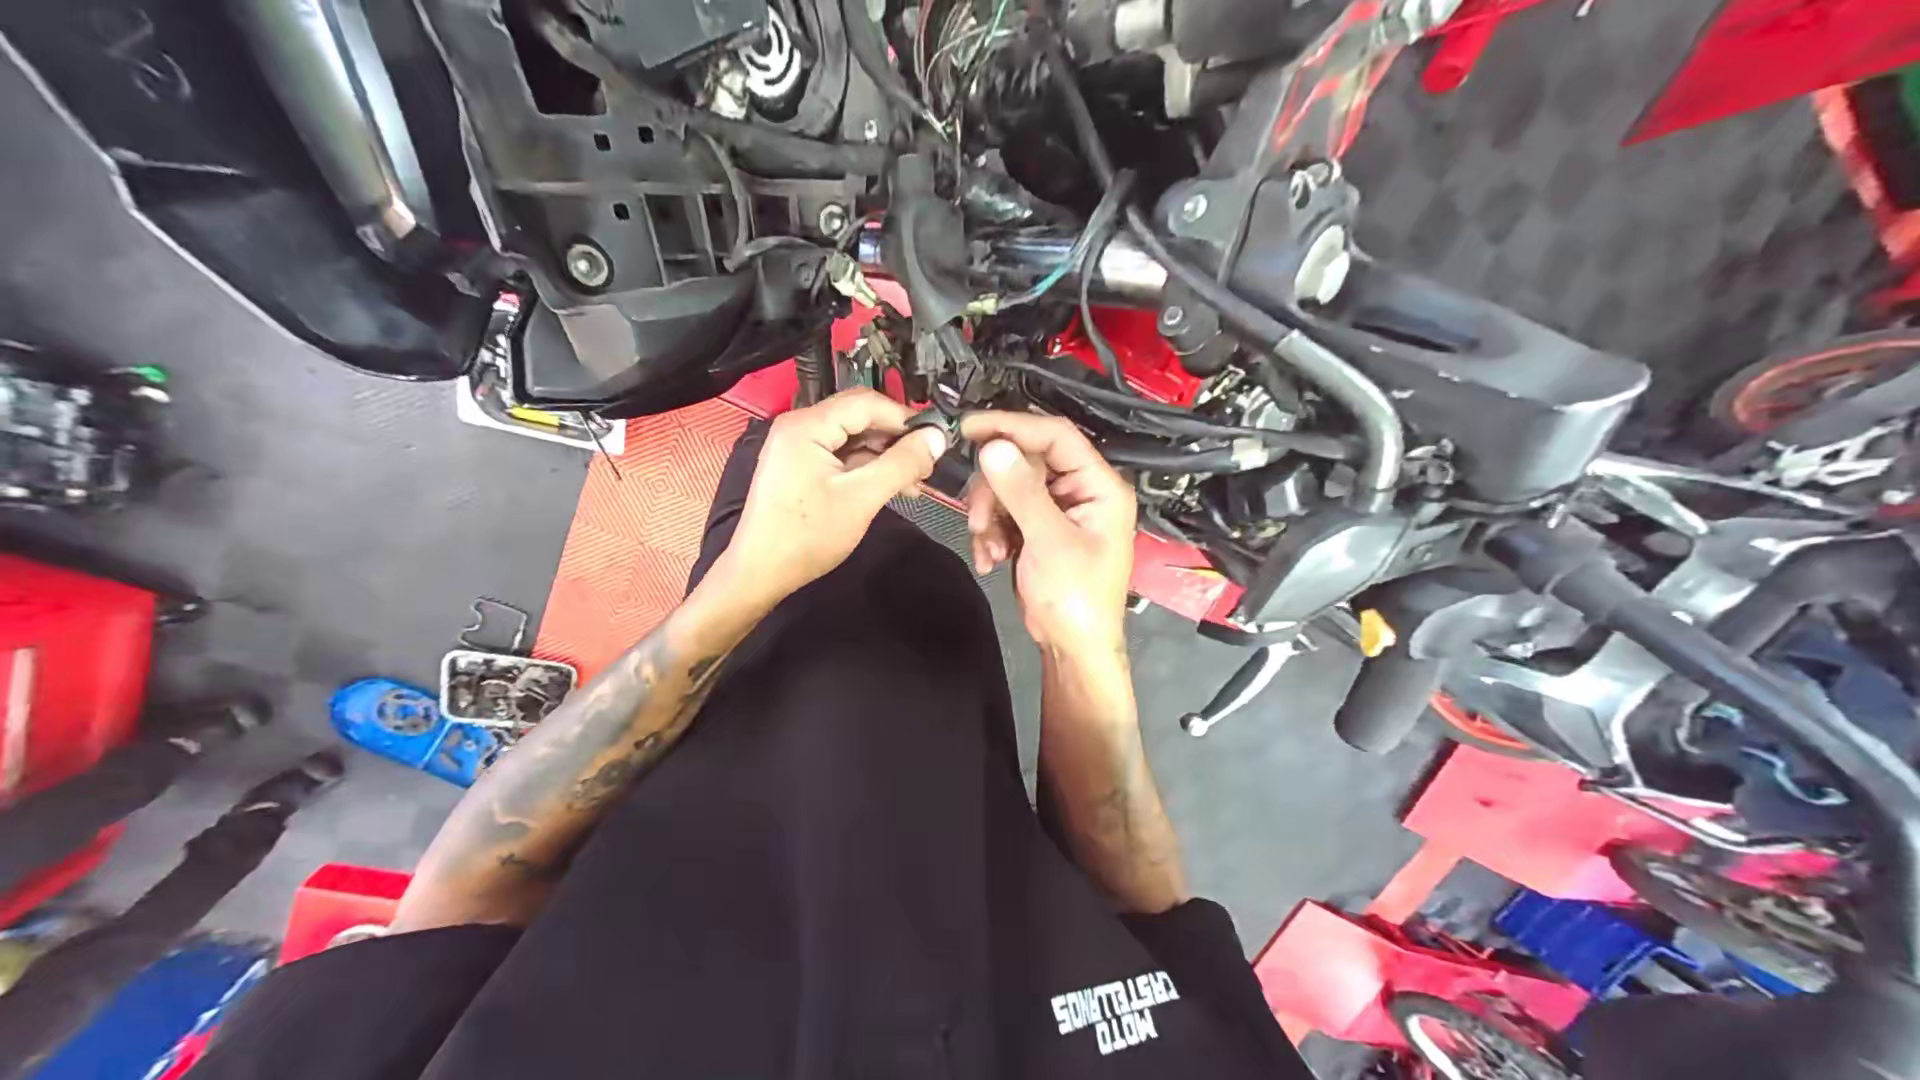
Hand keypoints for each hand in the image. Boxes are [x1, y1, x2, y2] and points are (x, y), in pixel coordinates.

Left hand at [717, 389, 946, 605]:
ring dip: (886, 455)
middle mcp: (799, 427)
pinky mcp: (800, 467)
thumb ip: (902, 464)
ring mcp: (798, 447)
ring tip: (915, 481)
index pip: (868, 403)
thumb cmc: (806, 537)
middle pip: (860, 417)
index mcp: (807, 425)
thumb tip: (936, 438)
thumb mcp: (862, 498)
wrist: (760, 573)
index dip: (906, 418)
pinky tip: (891, 487)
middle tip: (928, 461)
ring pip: (854, 438)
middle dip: (897, 437)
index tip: (936, 438)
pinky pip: (841, 456)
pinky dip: (867, 467)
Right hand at [959, 412, 1135, 653]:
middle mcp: (1080, 492)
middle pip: (1024, 462)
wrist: (1073, 647)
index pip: (1055, 436)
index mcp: (1098, 487)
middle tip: (978, 518)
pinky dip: (991, 531)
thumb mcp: (1048, 541)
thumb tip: (994, 447)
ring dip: (989, 516)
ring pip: (1008, 487)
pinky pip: (1004, 512)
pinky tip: (990, 557)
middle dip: (994, 490)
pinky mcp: (1037, 528)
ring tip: (987, 547)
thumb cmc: (1076, 599)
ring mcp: (1057, 510)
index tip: (970, 428)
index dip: (1012, 426)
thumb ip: (1021, 492)